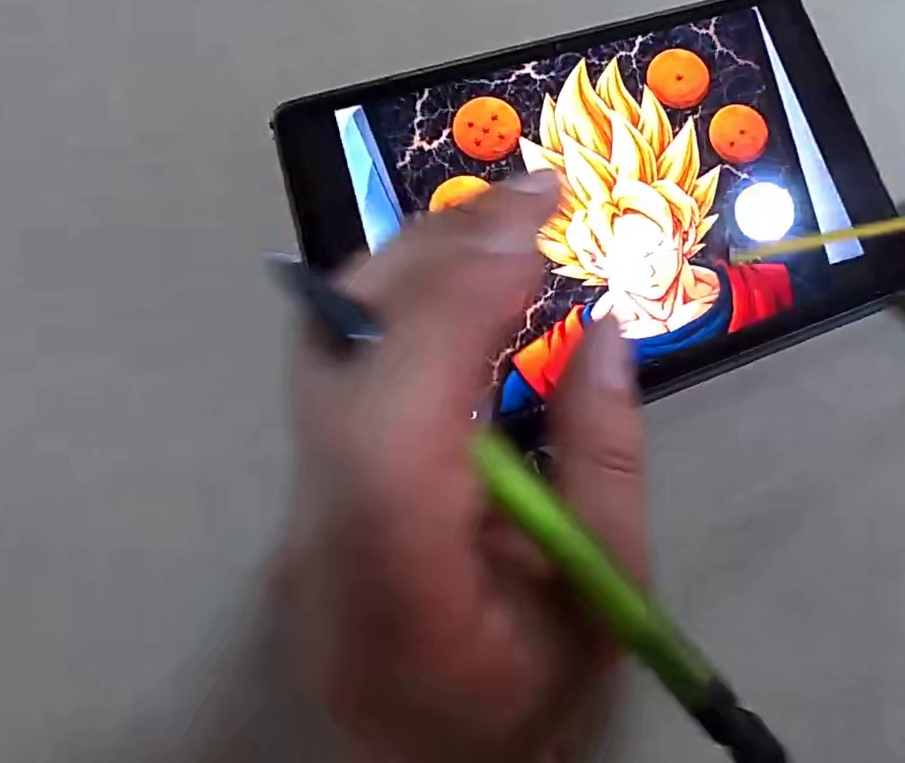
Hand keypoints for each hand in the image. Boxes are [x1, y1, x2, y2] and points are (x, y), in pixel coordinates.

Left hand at [271, 171, 647, 761]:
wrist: (415, 748)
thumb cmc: (522, 701)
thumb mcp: (602, 602)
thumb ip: (607, 461)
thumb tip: (602, 327)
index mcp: (395, 587)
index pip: (395, 429)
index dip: (460, 310)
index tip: (536, 233)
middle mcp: (319, 521)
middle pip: (344, 350)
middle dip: (444, 248)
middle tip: (533, 197)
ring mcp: (297, 482)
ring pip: (334, 326)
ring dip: (423, 250)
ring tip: (506, 217)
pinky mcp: (307, 452)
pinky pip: (347, 336)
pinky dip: (408, 278)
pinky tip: (464, 259)